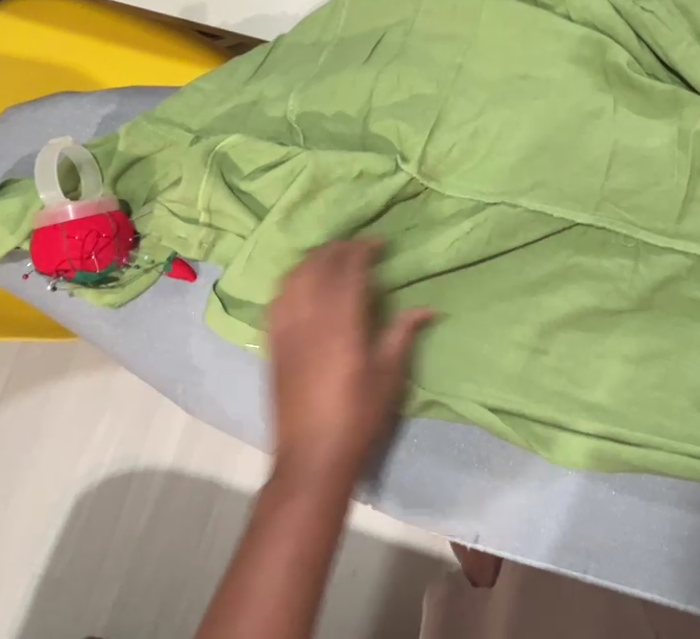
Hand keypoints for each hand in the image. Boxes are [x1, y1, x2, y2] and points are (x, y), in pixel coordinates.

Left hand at [266, 240, 434, 488]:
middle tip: (358, 248)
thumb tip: (427, 307)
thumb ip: (402, 333)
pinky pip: (276, 299)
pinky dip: (291, 281)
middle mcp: (310, 319)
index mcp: (342, 323)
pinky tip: (302, 284)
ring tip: (331, 259)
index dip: (362, 250)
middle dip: (337, 249)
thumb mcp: (389, 374)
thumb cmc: (358, 415)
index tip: (378, 243)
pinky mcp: (272, 344)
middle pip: (318, 266)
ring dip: (312, 260)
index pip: (348, 270)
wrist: (311, 456)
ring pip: (293, 277)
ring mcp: (286, 330)